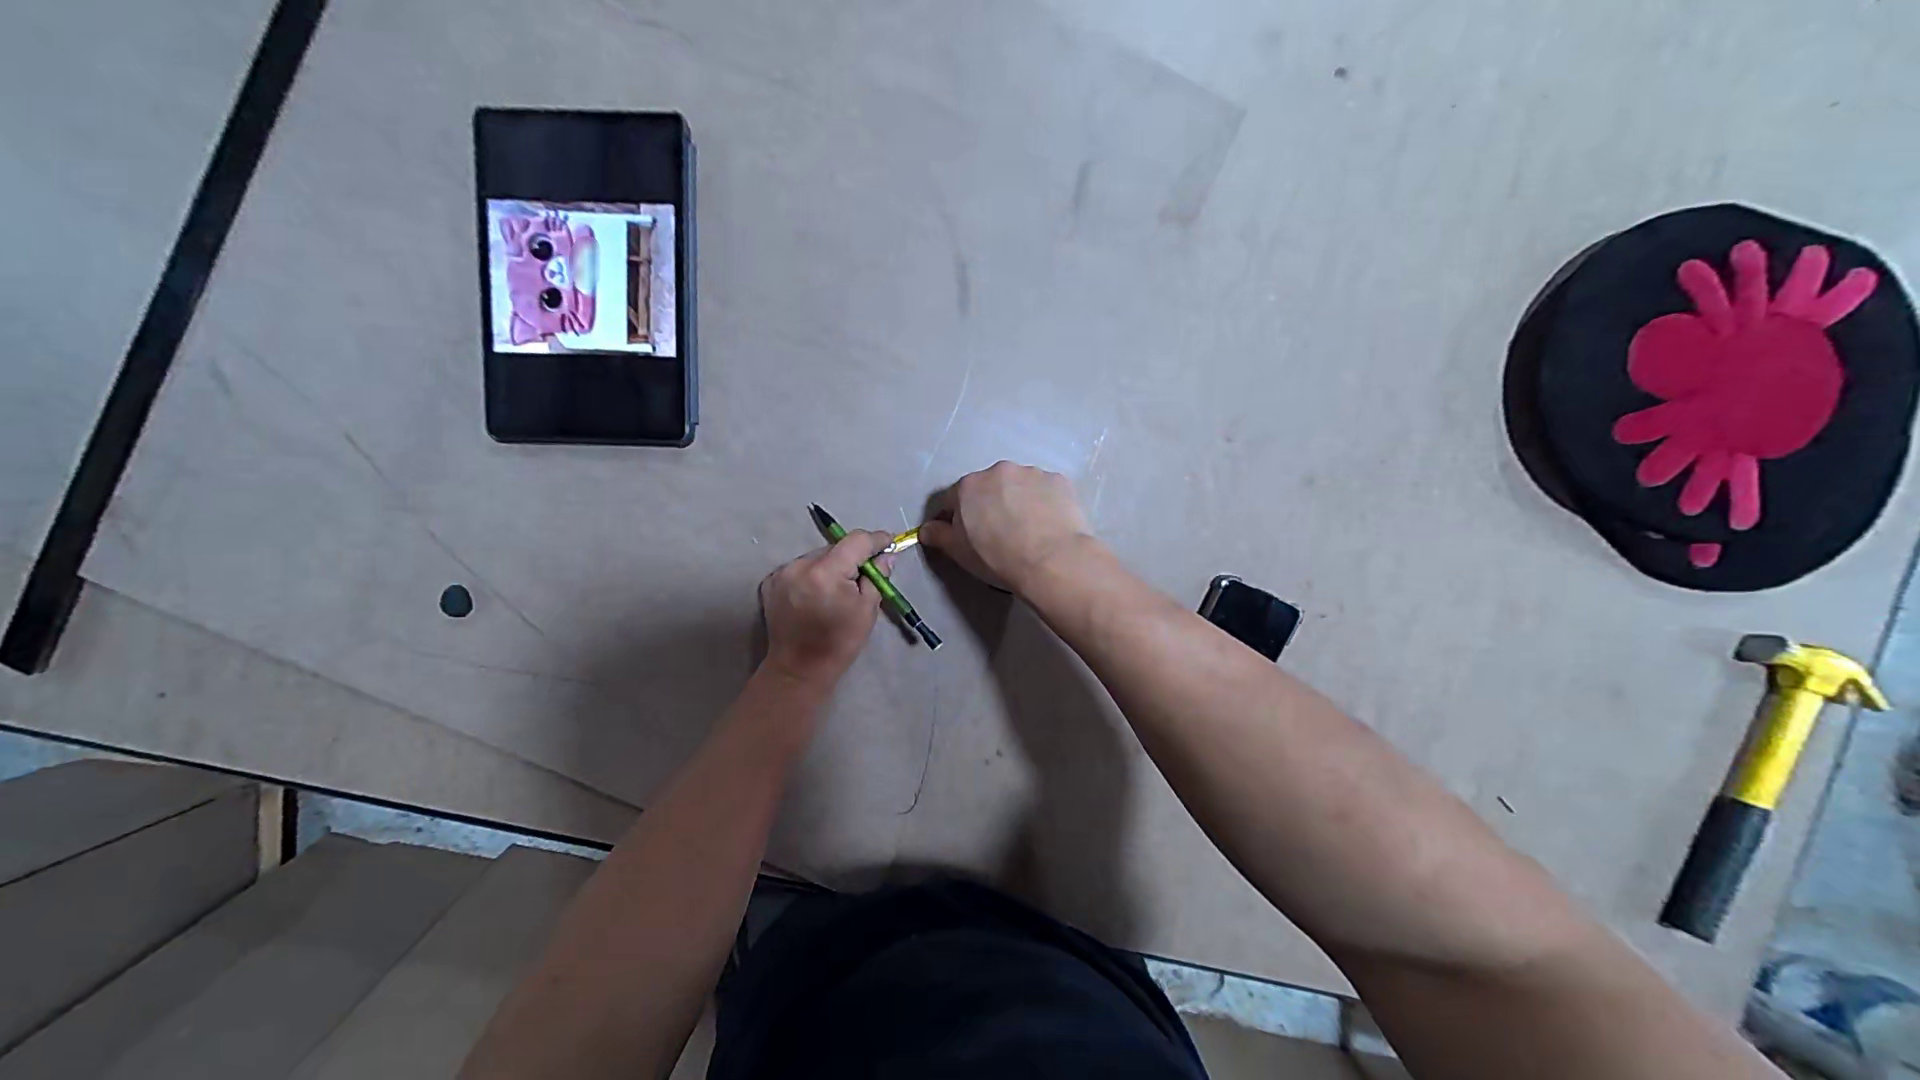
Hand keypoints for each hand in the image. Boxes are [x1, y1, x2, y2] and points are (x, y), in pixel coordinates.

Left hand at [759, 530, 895, 690]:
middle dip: (851, 558)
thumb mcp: (867, 610)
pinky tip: (815, 596)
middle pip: (835, 548)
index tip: (887, 542)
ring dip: (830, 566)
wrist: (799, 669)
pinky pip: (800, 568)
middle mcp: (800, 566)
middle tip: (862, 577)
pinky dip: (812, 575)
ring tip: (835, 591)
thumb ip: (877, 577)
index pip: (856, 541)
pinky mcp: (771, 582)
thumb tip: (885, 555)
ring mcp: (782, 573)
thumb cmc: (839, 642)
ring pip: (817, 557)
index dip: (875, 540)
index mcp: (826, 573)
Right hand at [920, 462, 1093, 593]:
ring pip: (1019, 486)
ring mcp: (1032, 473)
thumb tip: (927, 529)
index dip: (955, 518)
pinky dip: (1044, 502)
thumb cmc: (998, 558)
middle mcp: (999, 471)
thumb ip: (939, 535)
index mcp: (968, 486)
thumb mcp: (959, 552)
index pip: (953, 499)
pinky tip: (1048, 524)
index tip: (964, 535)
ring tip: (1028, 528)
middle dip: (990, 504)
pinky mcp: (1058, 481)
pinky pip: (1045, 490)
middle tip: (999, 532)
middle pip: (988, 487)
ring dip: (1018, 500)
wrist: (1051, 561)